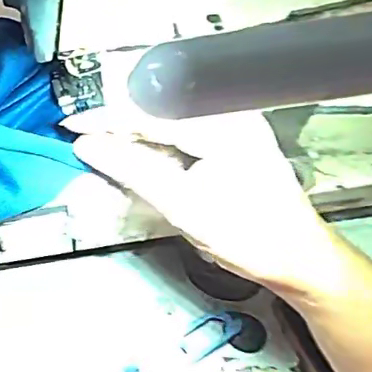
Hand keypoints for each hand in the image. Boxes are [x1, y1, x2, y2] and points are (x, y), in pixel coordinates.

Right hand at [64, 108, 355, 296]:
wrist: (298, 259)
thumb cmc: (254, 236)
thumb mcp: (181, 205)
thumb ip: (130, 169)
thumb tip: (89, 146)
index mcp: (224, 125)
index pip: (149, 113)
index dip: (105, 119)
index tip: (73, 125)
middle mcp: (231, 117)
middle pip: (155, 111)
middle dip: (114, 124)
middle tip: (81, 137)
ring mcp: (232, 128)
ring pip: (164, 122)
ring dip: (130, 136)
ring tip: (100, 148)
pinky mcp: (228, 143)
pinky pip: (177, 135)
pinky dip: (150, 146)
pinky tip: (133, 158)